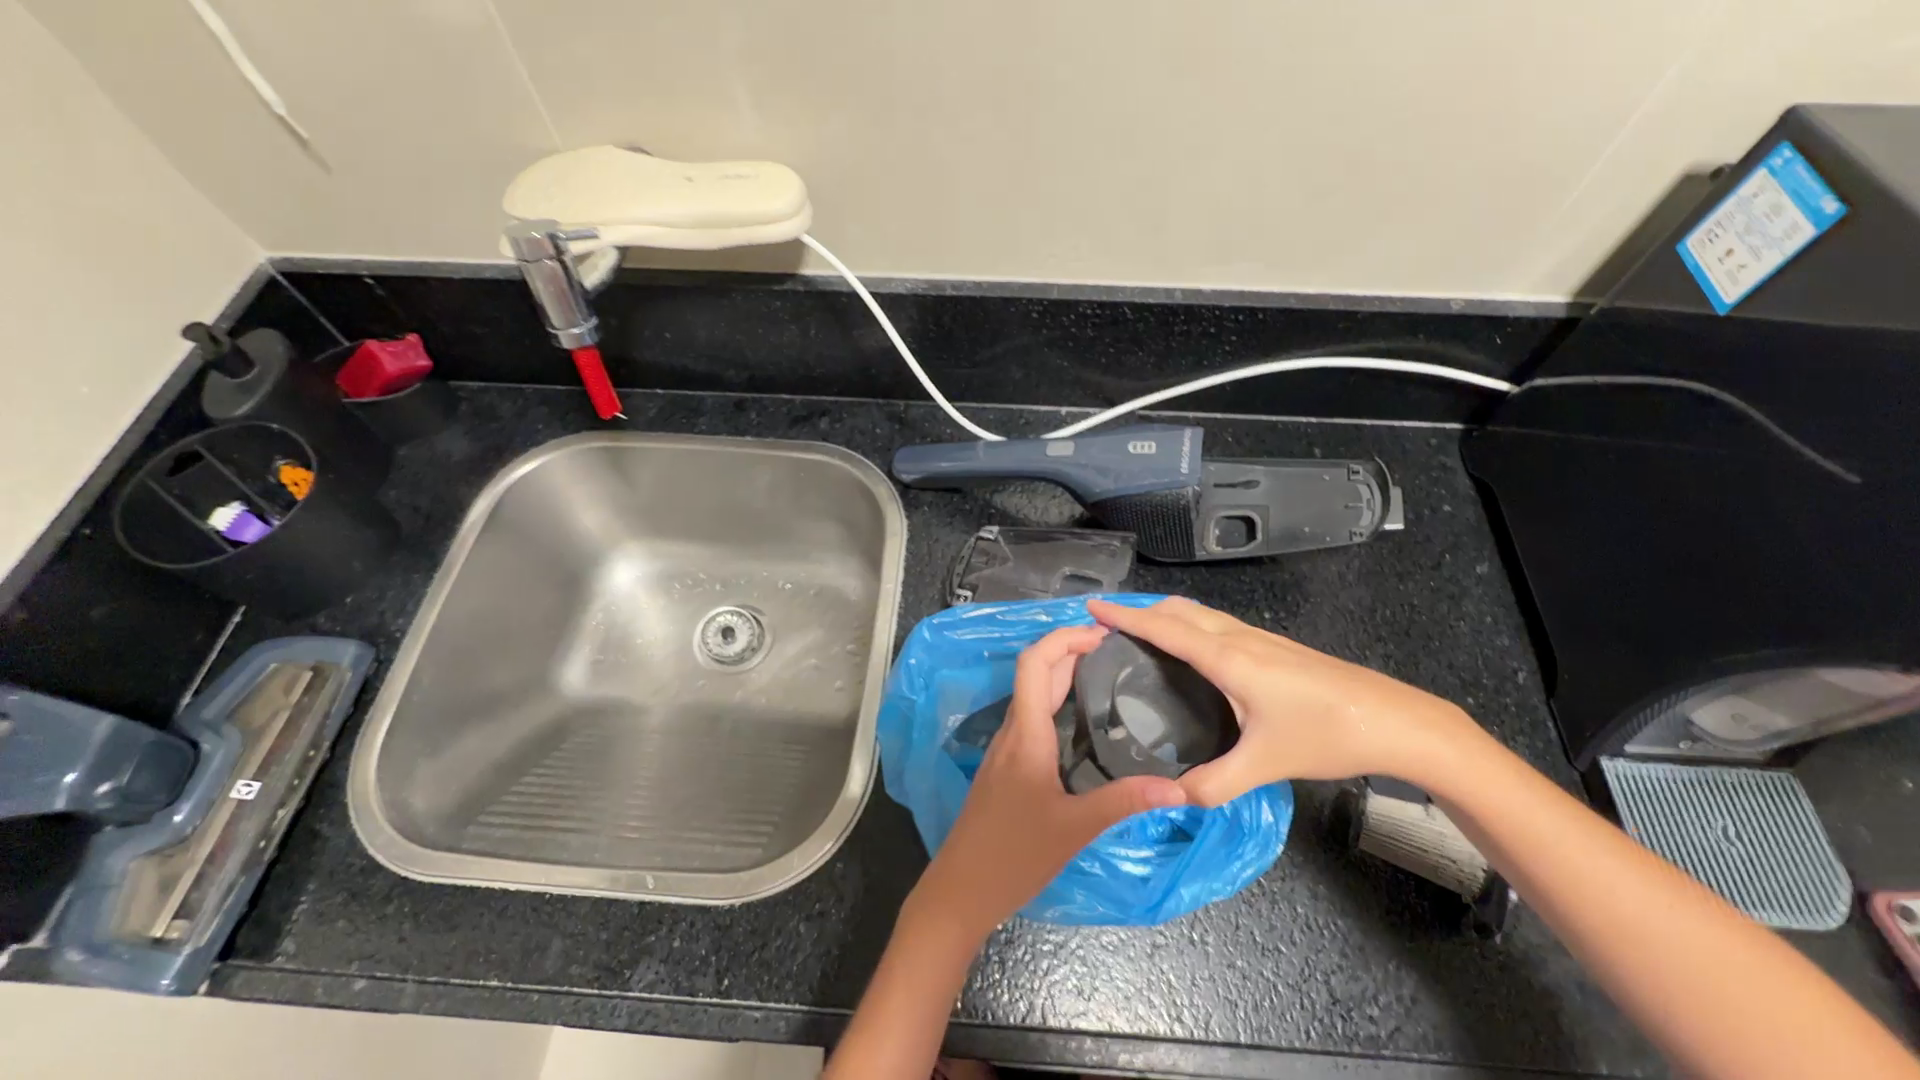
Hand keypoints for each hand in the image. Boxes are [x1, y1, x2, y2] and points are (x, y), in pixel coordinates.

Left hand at [907, 625, 1187, 939]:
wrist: (961, 890)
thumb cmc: (1013, 856)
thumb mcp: (1075, 829)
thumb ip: (1124, 802)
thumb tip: (1179, 787)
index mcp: (1026, 735)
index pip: (1035, 664)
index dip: (1064, 638)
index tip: (1104, 634)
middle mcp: (1012, 734)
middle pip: (1035, 674)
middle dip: (1072, 652)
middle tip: (1119, 652)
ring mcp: (1005, 752)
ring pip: (1033, 698)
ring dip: (1063, 678)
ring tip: (1110, 680)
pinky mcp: (1006, 770)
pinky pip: (1032, 721)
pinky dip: (1057, 707)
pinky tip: (1086, 729)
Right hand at [1087, 597, 1471, 804]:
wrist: (1395, 722)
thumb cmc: (1326, 735)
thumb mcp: (1264, 765)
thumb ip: (1213, 784)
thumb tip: (1172, 797)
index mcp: (1229, 659)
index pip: (1165, 629)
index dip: (1126, 616)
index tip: (1092, 605)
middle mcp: (1241, 639)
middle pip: (1181, 611)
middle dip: (1142, 609)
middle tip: (1109, 623)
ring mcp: (1263, 640)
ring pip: (1203, 615)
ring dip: (1168, 615)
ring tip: (1143, 632)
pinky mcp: (1278, 649)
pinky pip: (1220, 625)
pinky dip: (1192, 625)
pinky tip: (1195, 652)